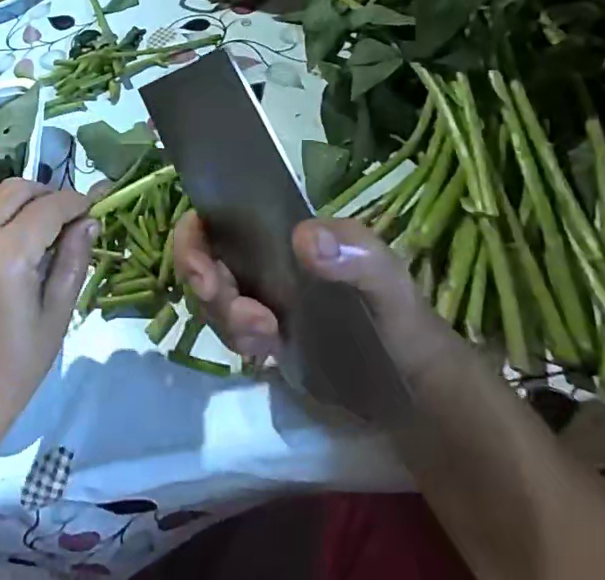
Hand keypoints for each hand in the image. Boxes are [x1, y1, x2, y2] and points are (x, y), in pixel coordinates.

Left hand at [0, 179, 96, 444]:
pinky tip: (28, 247)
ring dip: (29, 203)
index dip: (78, 202)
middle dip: (50, 194)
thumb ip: (73, 261)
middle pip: (18, 189)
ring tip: (55, 234)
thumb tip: (90, 222)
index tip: (100, 208)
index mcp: (7, 251)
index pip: (50, 206)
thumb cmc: (13, 368)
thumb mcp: (55, 316)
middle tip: (76, 221)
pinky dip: (9, 217)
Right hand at [173, 213, 465, 386]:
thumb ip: (358, 256)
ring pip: (213, 300)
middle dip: (208, 288)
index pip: (219, 216)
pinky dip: (239, 342)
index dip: (194, 237)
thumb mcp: (389, 283)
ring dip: (226, 319)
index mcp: (284, 230)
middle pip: (205, 260)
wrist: (411, 388)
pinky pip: (228, 333)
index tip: (203, 272)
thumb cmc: (401, 319)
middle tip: (247, 319)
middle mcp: (262, 257)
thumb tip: (305, 237)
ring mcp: (258, 296)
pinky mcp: (260, 335)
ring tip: (268, 339)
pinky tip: (270, 352)